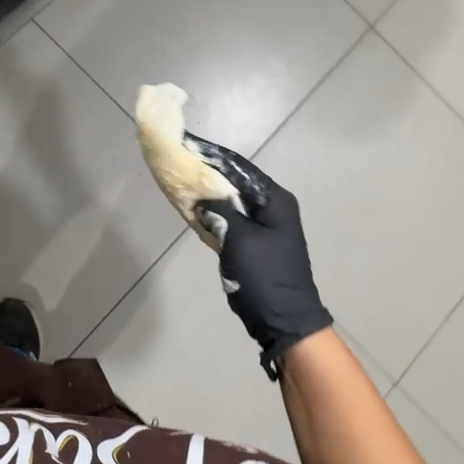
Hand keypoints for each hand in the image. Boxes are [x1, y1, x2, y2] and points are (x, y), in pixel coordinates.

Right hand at [195, 154, 332, 379]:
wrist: (284, 321)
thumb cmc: (264, 277)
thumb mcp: (239, 240)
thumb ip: (220, 213)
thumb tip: (202, 200)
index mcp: (275, 200)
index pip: (239, 167)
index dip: (212, 154)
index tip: (187, 142)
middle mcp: (273, 207)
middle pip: (235, 181)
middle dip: (208, 170)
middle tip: (179, 158)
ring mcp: (265, 226)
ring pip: (232, 200)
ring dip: (209, 192)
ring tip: (181, 178)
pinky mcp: (255, 243)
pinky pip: (231, 219)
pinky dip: (213, 212)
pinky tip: (193, 208)